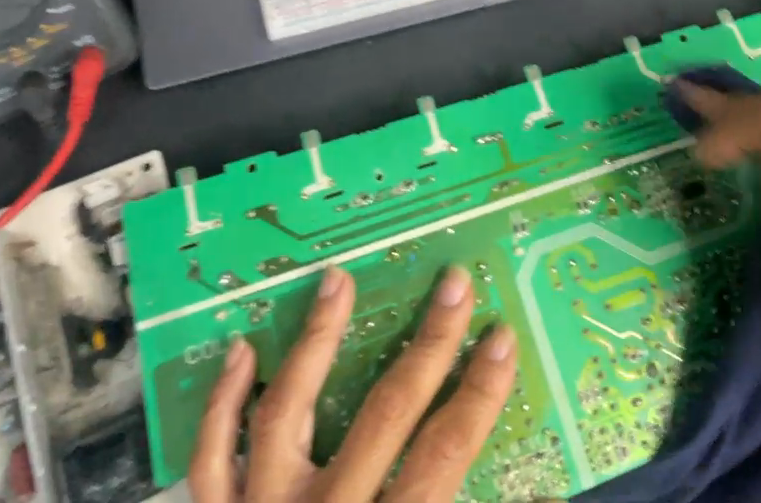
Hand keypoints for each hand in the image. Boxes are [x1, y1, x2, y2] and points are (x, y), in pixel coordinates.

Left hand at [189, 264, 517, 502]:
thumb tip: (549, 499)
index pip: (445, 454)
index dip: (479, 394)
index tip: (501, 338)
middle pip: (386, 415)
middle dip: (428, 346)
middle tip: (453, 284)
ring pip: (287, 412)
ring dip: (315, 342)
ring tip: (335, 280)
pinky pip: (211, 455)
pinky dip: (221, 402)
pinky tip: (242, 348)